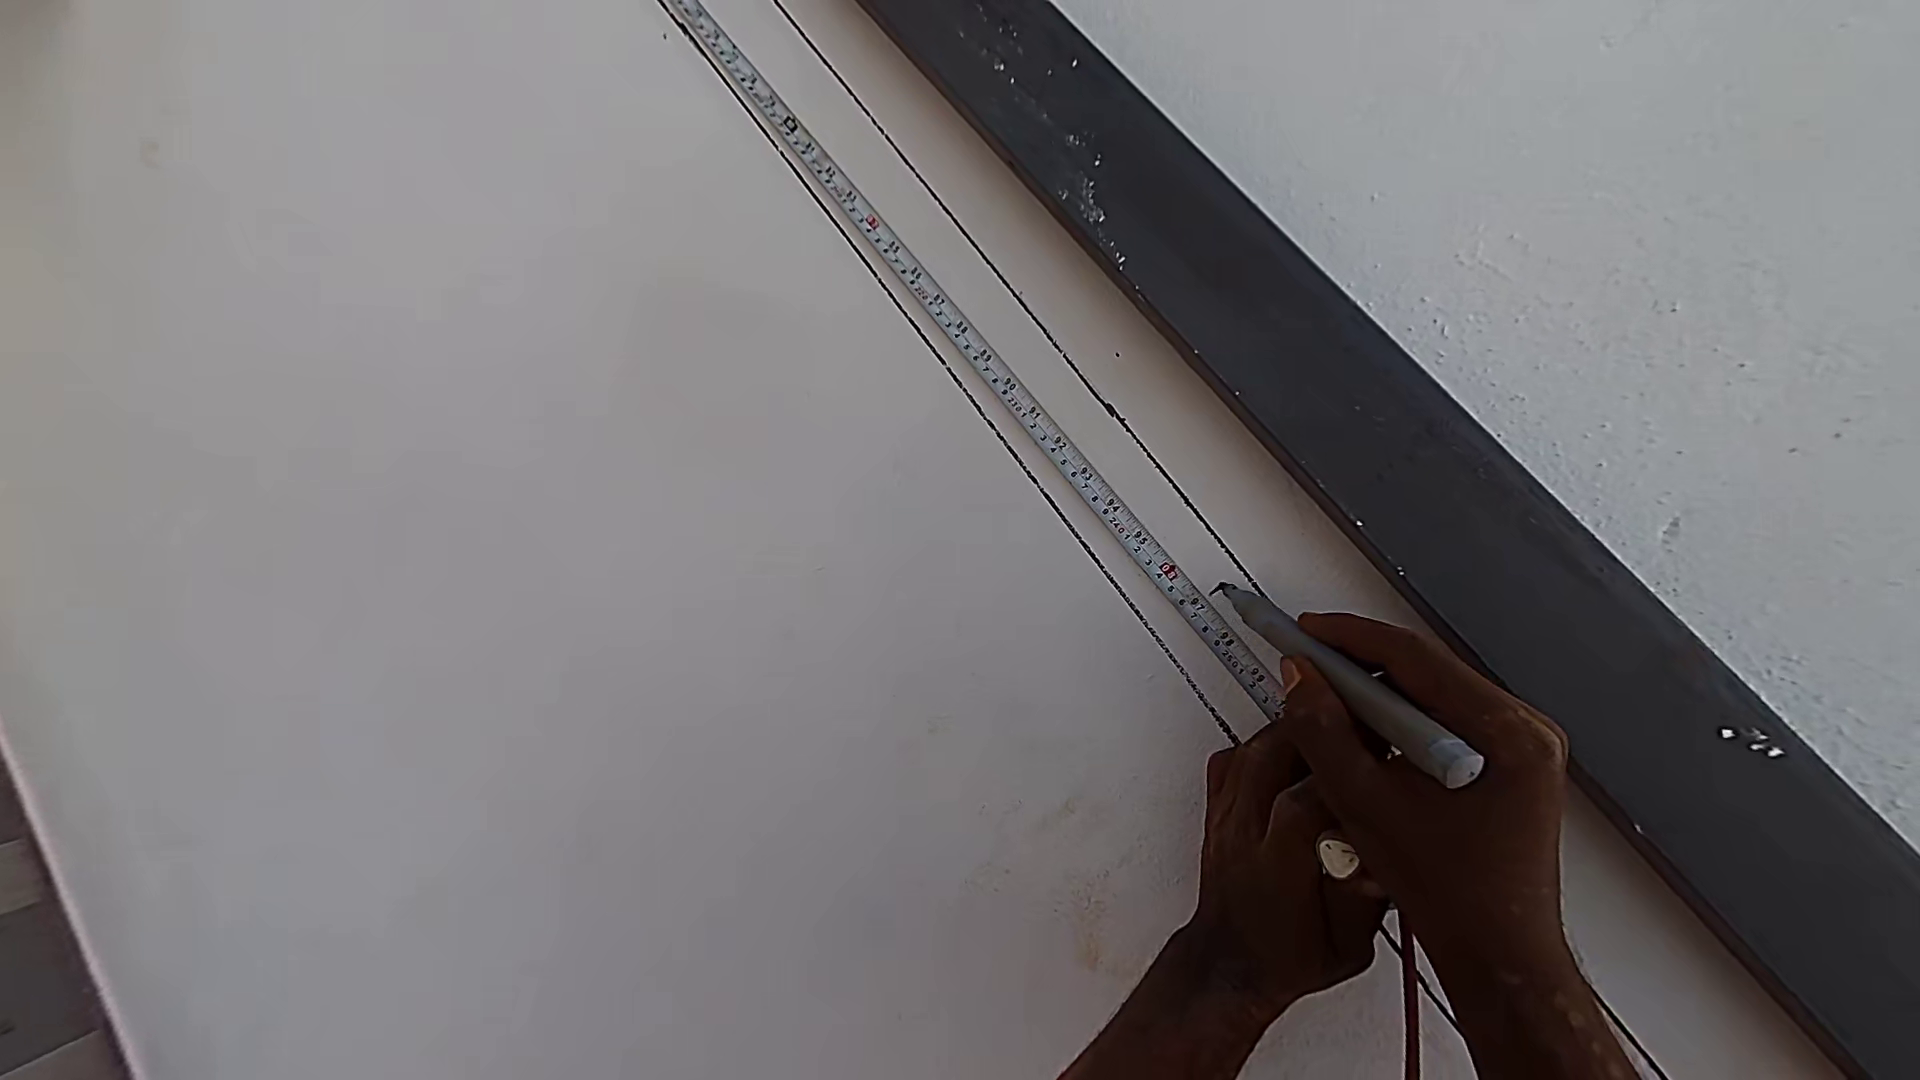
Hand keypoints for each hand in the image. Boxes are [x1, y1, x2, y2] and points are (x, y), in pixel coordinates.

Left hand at [1185, 723, 1387, 1016]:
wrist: (1231, 956)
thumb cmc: (1287, 954)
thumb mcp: (1348, 946)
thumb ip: (1365, 897)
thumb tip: (1385, 853)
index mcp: (1276, 869)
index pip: (1301, 806)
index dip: (1340, 778)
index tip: (1375, 760)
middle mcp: (1243, 831)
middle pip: (1271, 759)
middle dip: (1319, 734)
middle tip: (1359, 724)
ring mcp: (1225, 812)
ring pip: (1252, 749)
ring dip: (1295, 732)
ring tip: (1333, 727)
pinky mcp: (1215, 801)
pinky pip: (1233, 756)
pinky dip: (1263, 743)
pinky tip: (1292, 746)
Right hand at [1283, 614, 1636, 1078]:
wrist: (1495, 947)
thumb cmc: (1438, 883)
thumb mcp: (1359, 798)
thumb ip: (1320, 729)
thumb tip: (1297, 673)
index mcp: (1501, 733)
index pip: (1412, 656)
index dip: (1348, 636)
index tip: (1303, 629)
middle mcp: (1522, 727)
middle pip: (1421, 665)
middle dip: (1355, 659)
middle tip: (1304, 660)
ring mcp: (1520, 741)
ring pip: (1426, 685)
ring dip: (1371, 685)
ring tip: (1323, 694)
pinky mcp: (1506, 755)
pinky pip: (1437, 709)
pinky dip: (1391, 708)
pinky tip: (1358, 724)